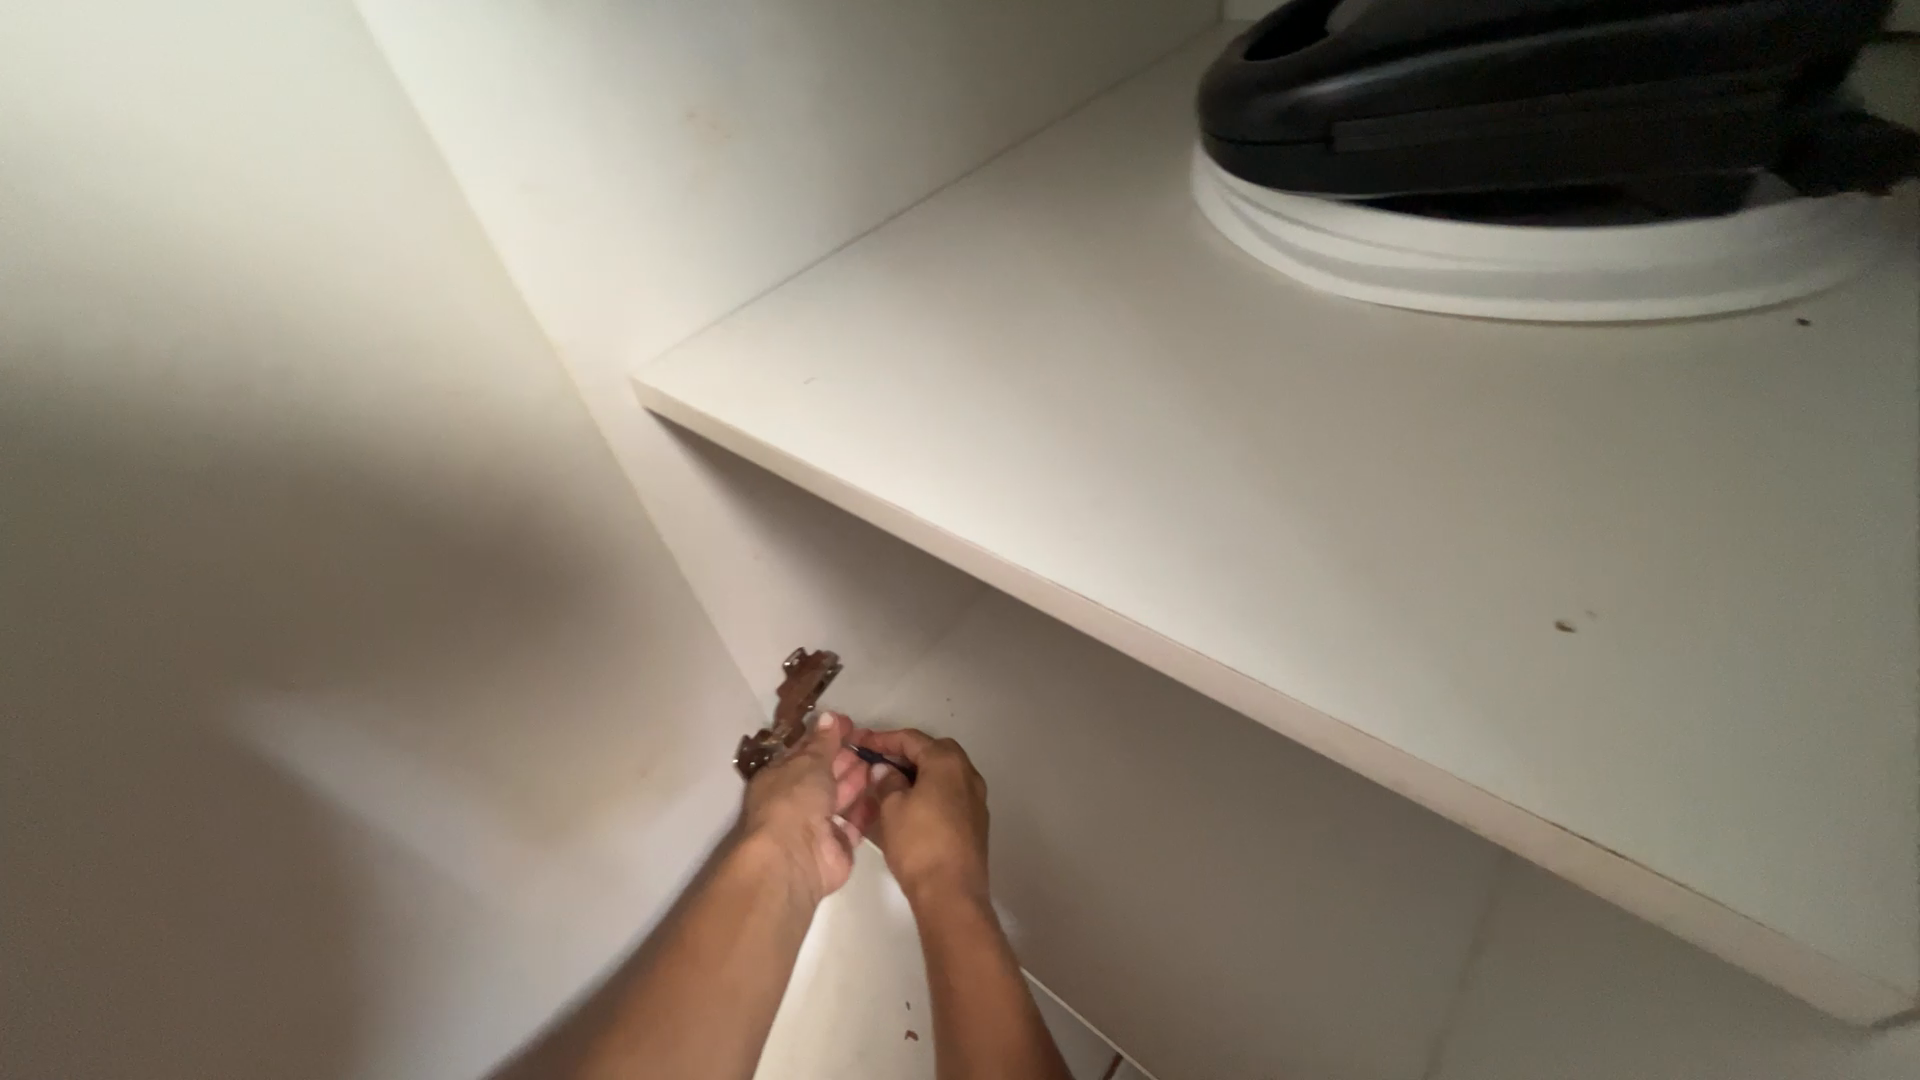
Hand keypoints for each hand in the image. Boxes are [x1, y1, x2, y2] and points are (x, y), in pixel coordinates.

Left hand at [738, 711, 874, 904]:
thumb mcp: (809, 761)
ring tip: (881, 764)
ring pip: (841, 798)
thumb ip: (823, 740)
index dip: (827, 736)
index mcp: (781, 777)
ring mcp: (817, 825)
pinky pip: (855, 822)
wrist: (795, 858)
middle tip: (871, 744)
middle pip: (825, 775)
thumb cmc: (795, 800)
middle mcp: (796, 800)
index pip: (806, 751)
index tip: (850, 724)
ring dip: (859, 781)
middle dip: (846, 759)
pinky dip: (867, 809)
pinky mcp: (837, 846)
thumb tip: (828, 715)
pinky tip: (884, 791)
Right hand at [857, 729, 989, 904]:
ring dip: (919, 774)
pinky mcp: (976, 821)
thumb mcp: (892, 808)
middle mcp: (967, 773)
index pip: (911, 739)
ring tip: (892, 785)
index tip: (861, 744)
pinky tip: (912, 807)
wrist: (952, 894)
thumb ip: (887, 782)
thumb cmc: (919, 844)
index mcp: (947, 762)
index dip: (883, 739)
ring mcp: (976, 798)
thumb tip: (886, 770)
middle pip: (933, 751)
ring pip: (943, 774)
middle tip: (879, 763)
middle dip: (905, 753)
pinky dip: (931, 792)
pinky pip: (950, 794)